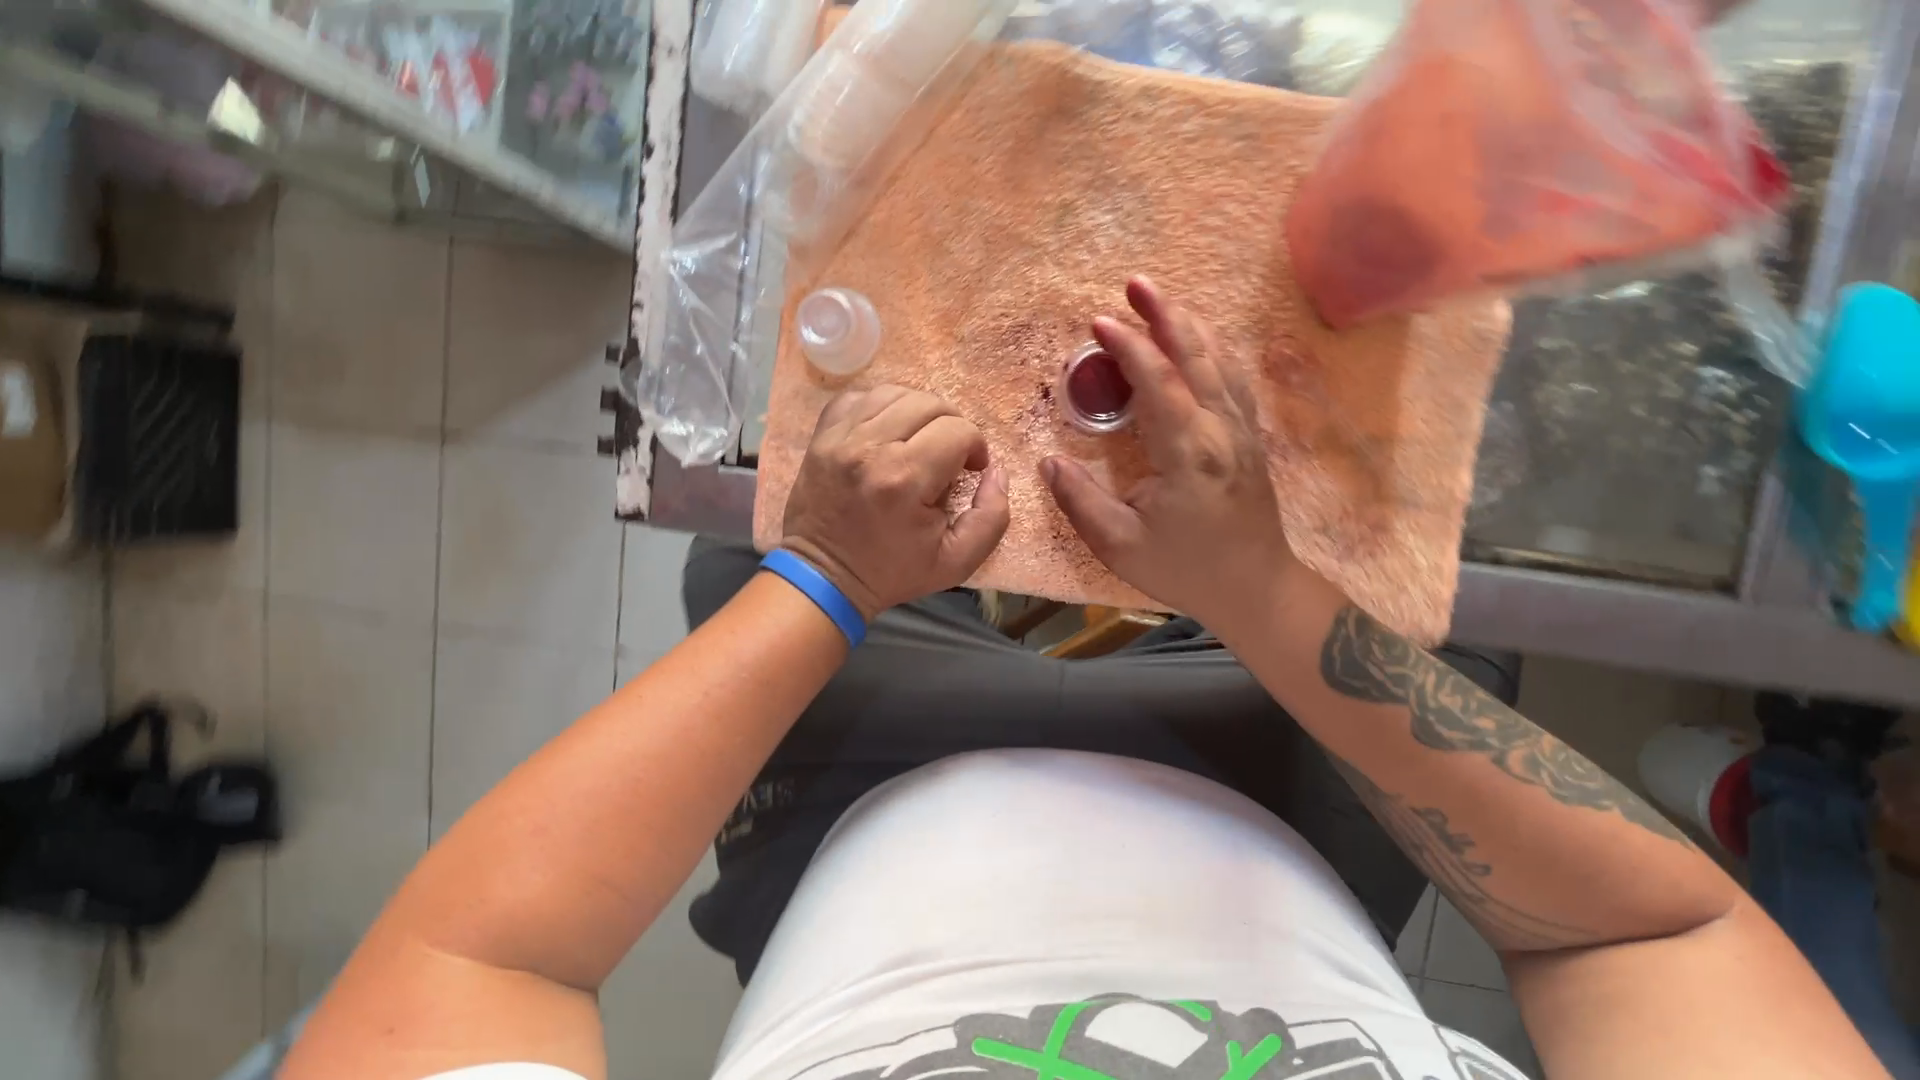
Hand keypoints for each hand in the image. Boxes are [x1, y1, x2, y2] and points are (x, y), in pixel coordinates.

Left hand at [782, 385, 1010, 618]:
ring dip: (919, 411)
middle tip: (950, 455)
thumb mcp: (958, 561)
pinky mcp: (822, 435)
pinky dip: (881, 407)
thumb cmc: (893, 572)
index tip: (971, 470)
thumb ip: (992, 516)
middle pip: (930, 403)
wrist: (824, 578)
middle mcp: (870, 448)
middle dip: (951, 425)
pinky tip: (889, 432)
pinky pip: (859, 397)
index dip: (975, 447)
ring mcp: (841, 437)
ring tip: (921, 440)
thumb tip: (996, 471)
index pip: (958, 431)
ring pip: (895, 392)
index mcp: (904, 479)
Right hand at [1042, 276, 1304, 629]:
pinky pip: (1231, 380)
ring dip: (1190, 326)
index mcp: (1190, 453)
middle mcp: (1221, 430)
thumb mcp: (1121, 545)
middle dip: (1166, 314)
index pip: (1159, 384)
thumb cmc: (1186, 570)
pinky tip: (1198, 342)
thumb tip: (1049, 464)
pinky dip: (1212, 351)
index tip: (1099, 322)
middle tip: (1137, 282)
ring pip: (1219, 362)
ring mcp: (1242, 431)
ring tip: (1162, 301)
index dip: (1130, 348)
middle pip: (1196, 356)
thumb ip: (1081, 501)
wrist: (1255, 588)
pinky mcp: (1249, 439)